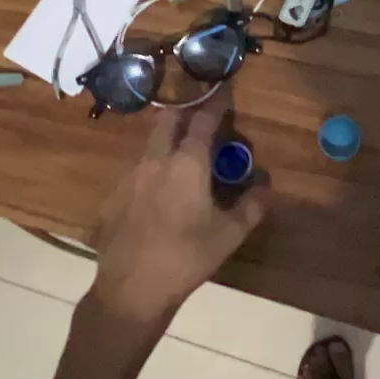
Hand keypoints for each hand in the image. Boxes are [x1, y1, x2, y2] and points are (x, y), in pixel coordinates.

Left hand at [88, 88, 271, 324]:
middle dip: (186, 111)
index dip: (217, 102)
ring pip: (151, 143)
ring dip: (169, 139)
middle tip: (202, 118)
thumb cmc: (187, 258)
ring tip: (184, 157)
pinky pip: (138, 169)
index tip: (226, 89)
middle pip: (169, 118)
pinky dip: (153, 168)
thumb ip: (252, 205)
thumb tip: (265, 183)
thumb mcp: (230, 235)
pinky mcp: (114, 195)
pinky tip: (160, 192)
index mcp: (187, 163)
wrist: (131, 289)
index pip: (204, 120)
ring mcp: (130, 175)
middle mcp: (156, 159)